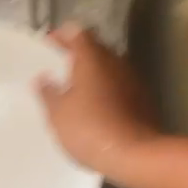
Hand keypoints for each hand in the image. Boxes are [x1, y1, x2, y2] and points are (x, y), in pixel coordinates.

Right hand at [36, 25, 161, 178]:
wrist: (135, 153)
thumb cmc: (90, 129)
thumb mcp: (58, 113)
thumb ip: (49, 92)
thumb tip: (43, 77)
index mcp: (93, 58)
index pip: (78, 33)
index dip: (62, 36)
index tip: (48, 45)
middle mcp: (116, 62)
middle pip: (96, 48)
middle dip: (78, 55)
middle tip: (59, 68)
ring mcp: (134, 78)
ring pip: (110, 67)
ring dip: (94, 72)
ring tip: (75, 89)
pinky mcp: (144, 97)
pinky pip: (120, 84)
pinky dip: (107, 88)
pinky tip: (97, 105)